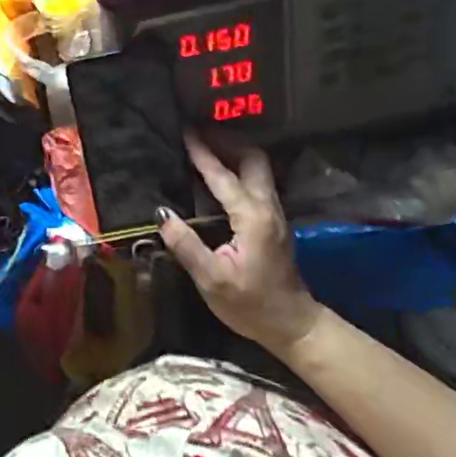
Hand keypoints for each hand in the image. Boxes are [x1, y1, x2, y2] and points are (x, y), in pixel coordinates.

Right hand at [159, 134, 324, 353]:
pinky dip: (239, 169)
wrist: (292, 324)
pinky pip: (257, 182)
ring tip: (208, 146)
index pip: (223, 176)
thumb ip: (186, 245)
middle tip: (200, 132)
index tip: (186, 132)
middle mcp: (267, 207)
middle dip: (227, 141)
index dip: (203, 154)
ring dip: (235, 153)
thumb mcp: (211, 279)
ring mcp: (274, 213)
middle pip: (253, 159)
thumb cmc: (250, 304)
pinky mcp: (273, 222)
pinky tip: (221, 176)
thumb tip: (163, 215)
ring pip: (258, 169)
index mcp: (251, 217)